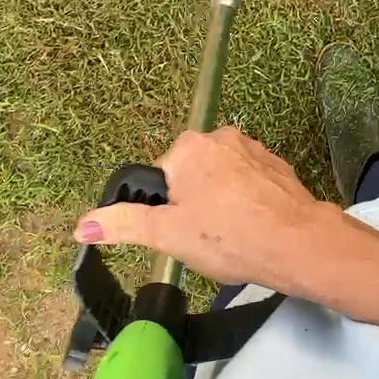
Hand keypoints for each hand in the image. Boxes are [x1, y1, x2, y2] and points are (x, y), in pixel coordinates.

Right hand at [74, 127, 343, 293]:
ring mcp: (252, 147)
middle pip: (191, 176)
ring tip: (232, 234)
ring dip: (221, 203)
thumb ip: (124, 224)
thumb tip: (83, 224)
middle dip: (194, 206)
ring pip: (221, 180)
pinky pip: (248, 182)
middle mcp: (220, 136)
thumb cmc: (229, 236)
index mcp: (188, 147)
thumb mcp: (167, 235)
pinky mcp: (275, 164)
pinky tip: (252, 226)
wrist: (296, 241)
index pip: (162, 179)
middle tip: (206, 237)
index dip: (167, 210)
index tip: (182, 231)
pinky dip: (246, 202)